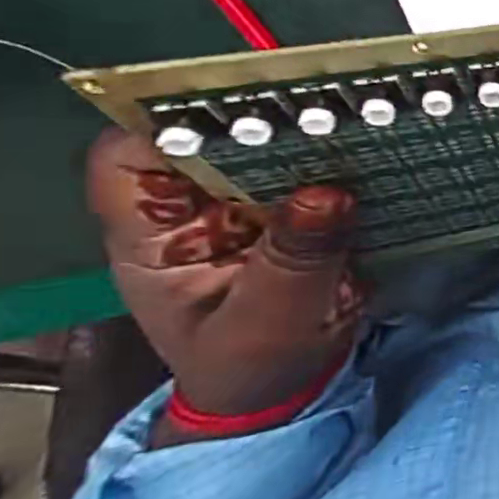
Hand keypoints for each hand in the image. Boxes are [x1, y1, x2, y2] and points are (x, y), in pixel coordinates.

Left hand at [85, 128, 362, 438]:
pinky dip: (335, 156)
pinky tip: (369, 147)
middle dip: (257, 117)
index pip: (130, 156)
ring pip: (262, 146)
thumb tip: (328, 192)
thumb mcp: (269, 325)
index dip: (167, 122)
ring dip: (304, 131)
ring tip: (352, 119)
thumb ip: (294, 262)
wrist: (287, 391)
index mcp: (154, 237)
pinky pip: (307, 168)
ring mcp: (245, 204)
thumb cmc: (252, 369)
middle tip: (315, 107)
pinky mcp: (290, 207)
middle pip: (207, 137)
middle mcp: (193, 208)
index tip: (236, 109)